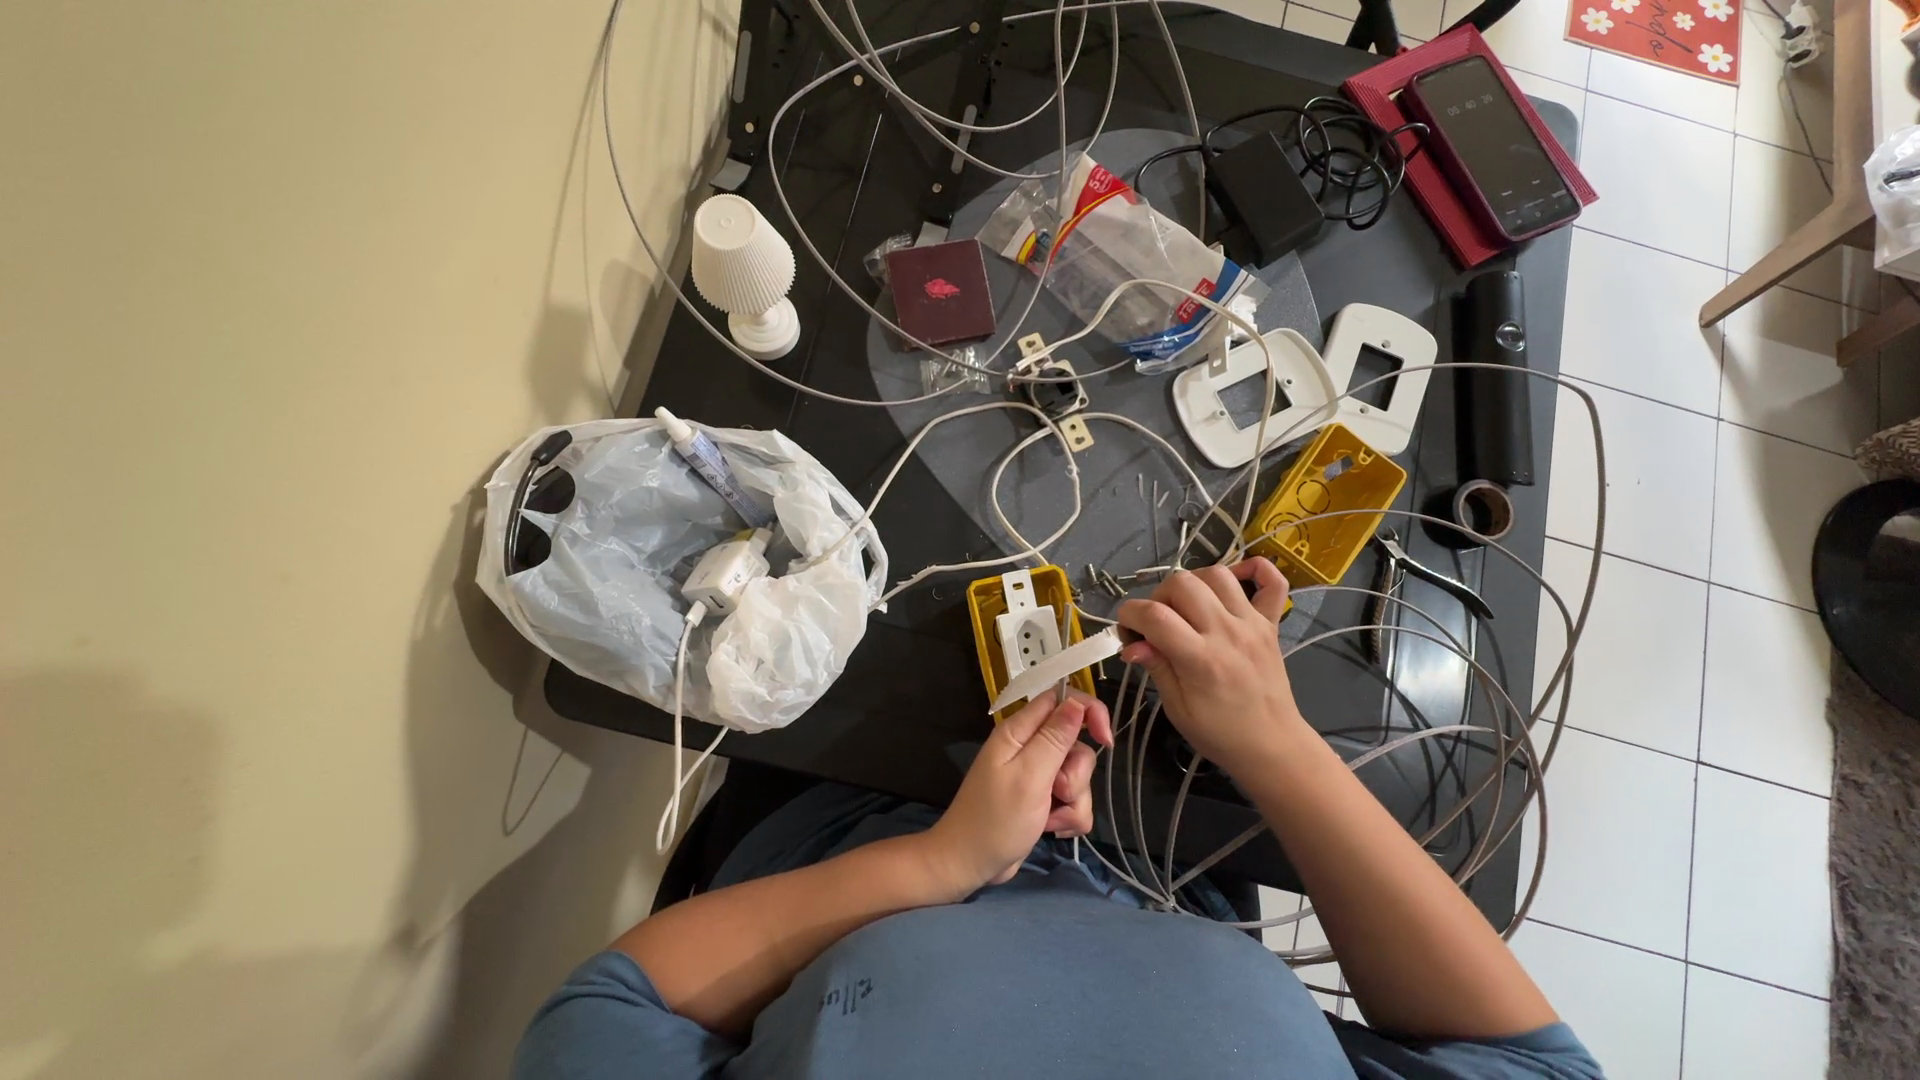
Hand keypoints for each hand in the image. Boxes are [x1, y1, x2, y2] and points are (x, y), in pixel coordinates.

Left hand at [922, 691, 1113, 892]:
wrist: (970, 865)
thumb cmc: (995, 820)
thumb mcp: (1029, 776)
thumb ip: (1054, 738)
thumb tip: (1076, 703)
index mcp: (1019, 732)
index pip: (1061, 700)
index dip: (1088, 712)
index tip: (1103, 739)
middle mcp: (1028, 748)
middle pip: (1075, 744)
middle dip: (1077, 773)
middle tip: (1057, 791)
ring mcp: (1036, 775)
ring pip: (1078, 776)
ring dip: (1073, 801)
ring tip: (1048, 818)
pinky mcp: (1042, 800)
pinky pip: (1072, 800)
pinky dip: (1068, 816)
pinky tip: (1051, 829)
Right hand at [1115, 558, 1302, 772]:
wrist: (1273, 746)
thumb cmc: (1220, 734)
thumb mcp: (1177, 709)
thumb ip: (1157, 668)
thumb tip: (1131, 645)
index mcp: (1201, 659)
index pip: (1154, 616)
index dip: (1129, 615)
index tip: (1126, 632)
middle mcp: (1227, 632)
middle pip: (1182, 583)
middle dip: (1157, 597)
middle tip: (1157, 624)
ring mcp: (1252, 623)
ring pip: (1217, 574)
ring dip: (1193, 583)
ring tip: (1187, 607)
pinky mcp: (1270, 623)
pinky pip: (1272, 581)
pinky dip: (1254, 569)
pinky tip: (1234, 580)